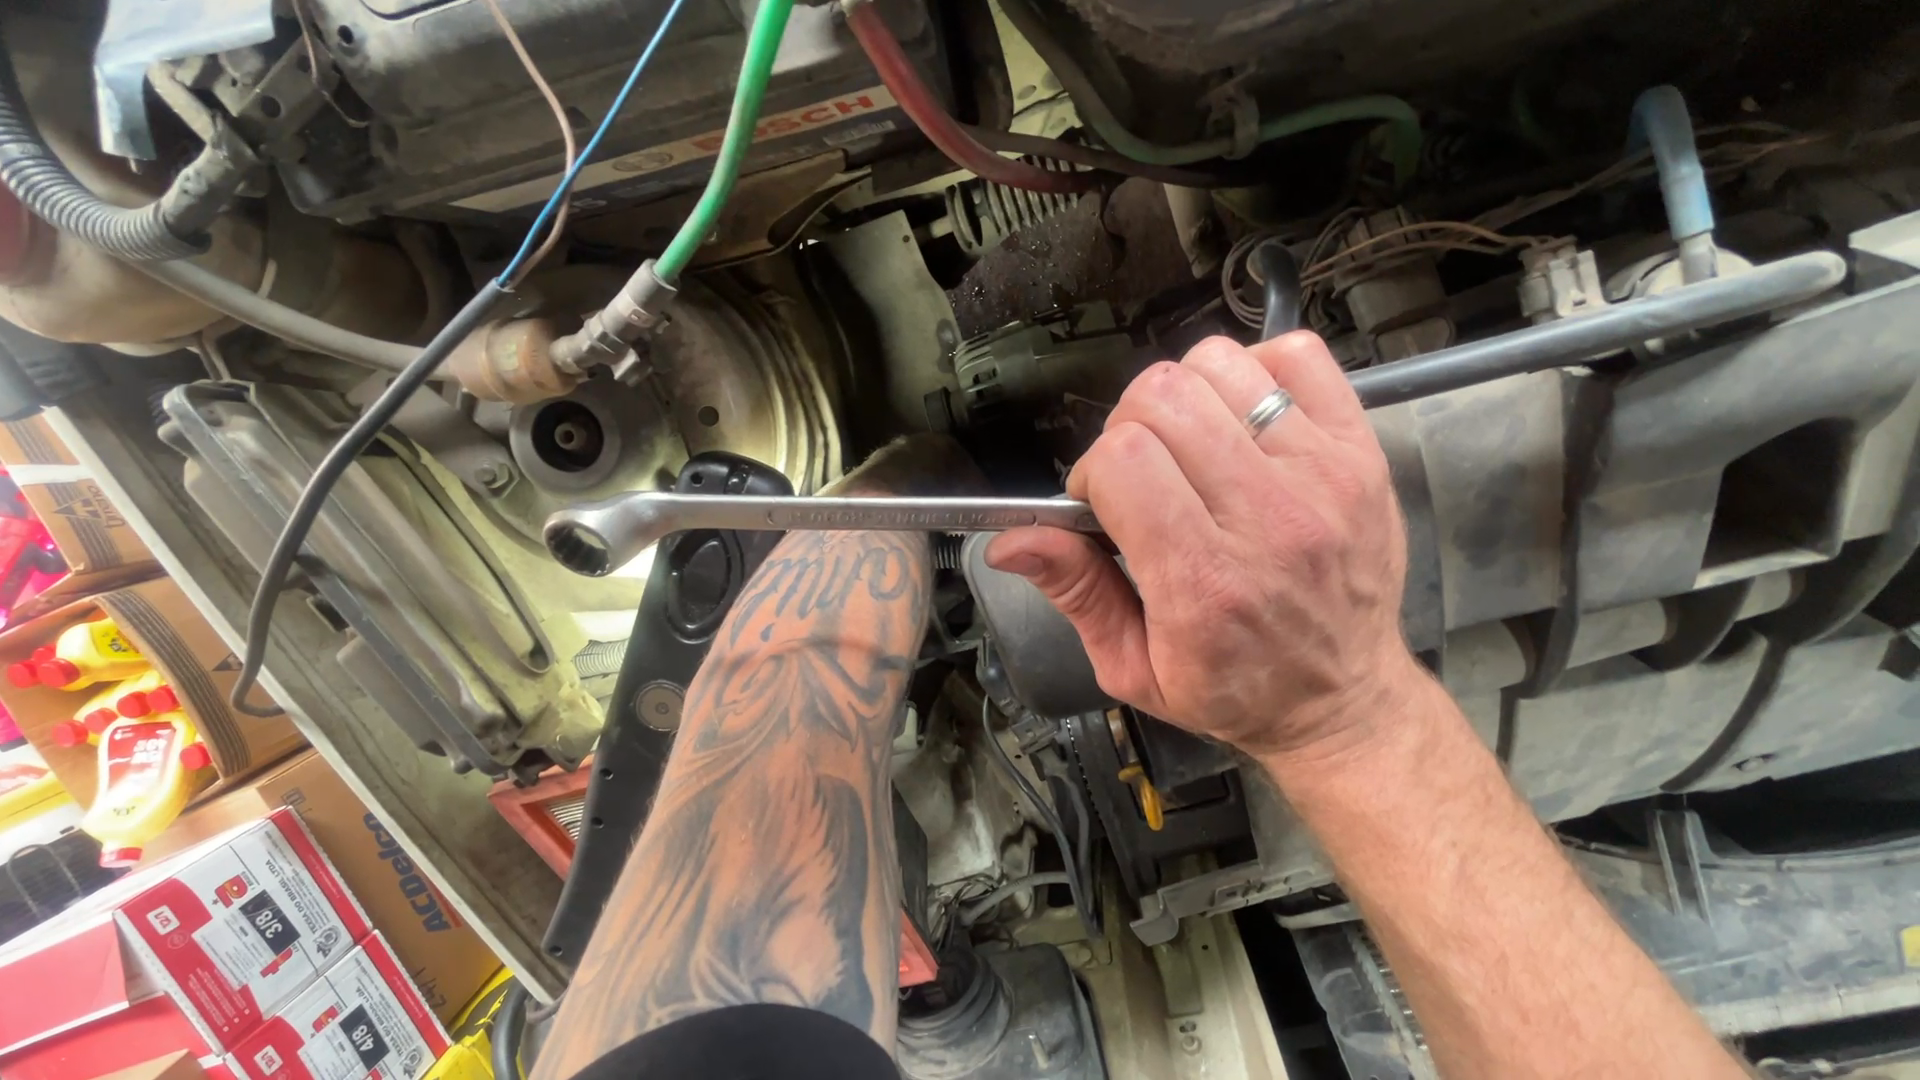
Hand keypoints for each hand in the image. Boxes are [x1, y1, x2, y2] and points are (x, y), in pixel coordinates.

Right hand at [985, 332, 1423, 764]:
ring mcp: (1323, 477)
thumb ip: (1075, 592)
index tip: (1103, 502)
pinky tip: (1242, 423)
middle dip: (1129, 429)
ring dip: (1185, 399)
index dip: (1093, 470)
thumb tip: (1011, 542)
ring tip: (1192, 449)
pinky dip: (1255, 374)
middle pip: (1163, 399)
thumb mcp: (1133, 668)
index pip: (1123, 459)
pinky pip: (1297, 357)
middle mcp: (1268, 520)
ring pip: (1220, 366)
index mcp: (1203, 582)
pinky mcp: (1360, 453)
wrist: (1343, 698)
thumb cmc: (1236, 691)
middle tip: (1143, 476)